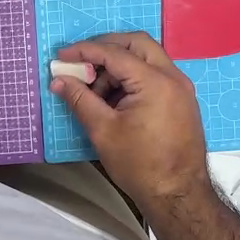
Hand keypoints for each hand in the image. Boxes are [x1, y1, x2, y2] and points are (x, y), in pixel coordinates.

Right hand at [50, 32, 211, 207]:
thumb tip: (59, 80)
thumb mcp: (103, 130)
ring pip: (146, 57)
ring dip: (118, 64)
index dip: (84, 51)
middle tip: (81, 63)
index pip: (114, 53)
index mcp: (155, 82)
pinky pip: (154, 74)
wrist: (178, 195)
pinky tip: (113, 99)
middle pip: (137, 43)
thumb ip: (80, 99)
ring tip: (95, 91)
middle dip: (105, 48)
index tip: (61, 57)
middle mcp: (173, 77)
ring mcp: (181, 88)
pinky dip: (132, 76)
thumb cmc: (139, 164)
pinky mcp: (181, 100)